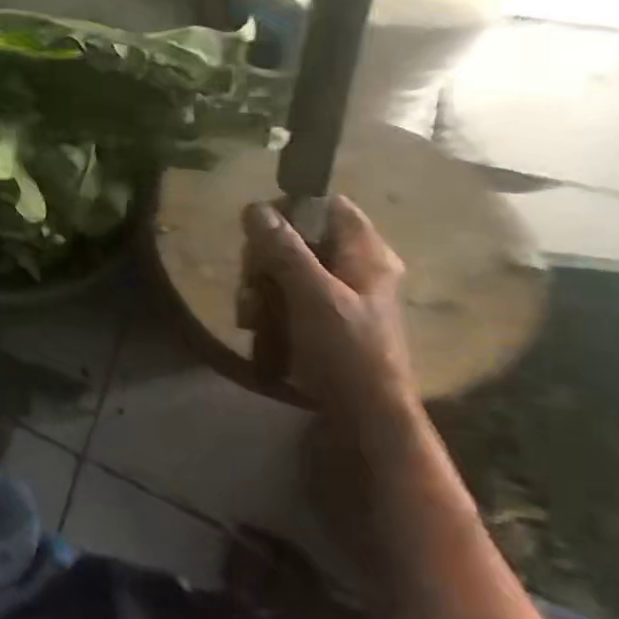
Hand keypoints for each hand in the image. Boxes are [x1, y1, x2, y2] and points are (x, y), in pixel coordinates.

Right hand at [238, 196, 413, 415]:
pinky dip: (266, 305)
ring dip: (259, 286)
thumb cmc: (346, 350)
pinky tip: (258, 325)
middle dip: (264, 258)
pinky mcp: (321, 315)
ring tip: (252, 315)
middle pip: (296, 237)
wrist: (364, 412)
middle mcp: (354, 266)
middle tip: (254, 283)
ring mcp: (337, 291)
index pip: (327, 206)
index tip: (260, 232)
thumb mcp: (311, 295)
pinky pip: (284, 293)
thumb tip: (255, 207)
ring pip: (283, 267)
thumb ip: (284, 250)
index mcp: (365, 254)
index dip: (291, 210)